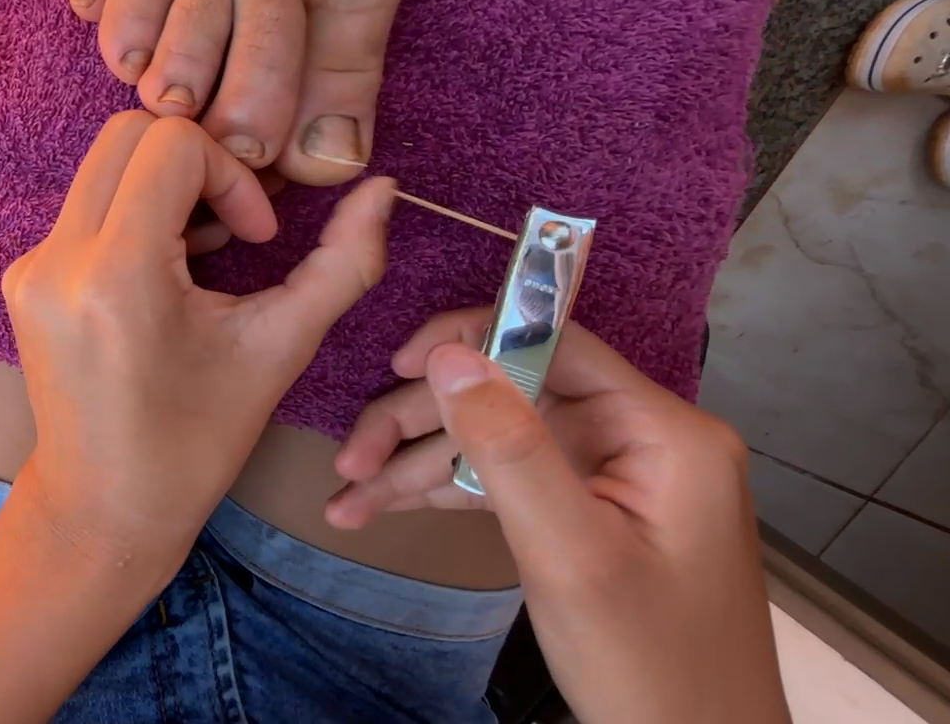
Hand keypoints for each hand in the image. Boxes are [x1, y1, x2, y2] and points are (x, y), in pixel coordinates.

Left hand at [2, 110, 395, 567]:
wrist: (103, 501)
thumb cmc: (195, 439)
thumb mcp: (278, 348)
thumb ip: (342, 263)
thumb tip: (382, 187)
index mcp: (116, 274)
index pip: (170, 143)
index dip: (229, 173)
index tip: (254, 235)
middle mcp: (56, 258)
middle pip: (127, 134)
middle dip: (194, 164)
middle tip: (228, 230)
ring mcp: (29, 264)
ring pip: (103, 166)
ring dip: (162, 189)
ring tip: (199, 256)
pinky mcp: (20, 274)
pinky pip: (83, 206)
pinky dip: (130, 216)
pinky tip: (159, 274)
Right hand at [68, 0, 509, 182]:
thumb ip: (353, 56)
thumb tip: (332, 163)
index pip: (264, 96)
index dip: (256, 140)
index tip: (252, 162)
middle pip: (187, 65)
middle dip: (190, 112)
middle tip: (186, 129)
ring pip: (130, 16)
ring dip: (134, 59)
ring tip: (142, 78)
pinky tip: (96, 6)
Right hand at [329, 310, 789, 723]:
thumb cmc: (646, 661)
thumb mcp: (567, 551)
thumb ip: (507, 445)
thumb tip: (445, 353)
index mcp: (656, 430)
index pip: (549, 341)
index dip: (466, 340)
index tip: (395, 367)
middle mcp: (628, 436)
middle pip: (498, 395)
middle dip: (416, 426)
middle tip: (348, 459)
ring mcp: (597, 470)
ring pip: (482, 436)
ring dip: (410, 463)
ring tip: (346, 493)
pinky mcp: (571, 502)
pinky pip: (491, 476)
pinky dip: (433, 490)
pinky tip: (373, 505)